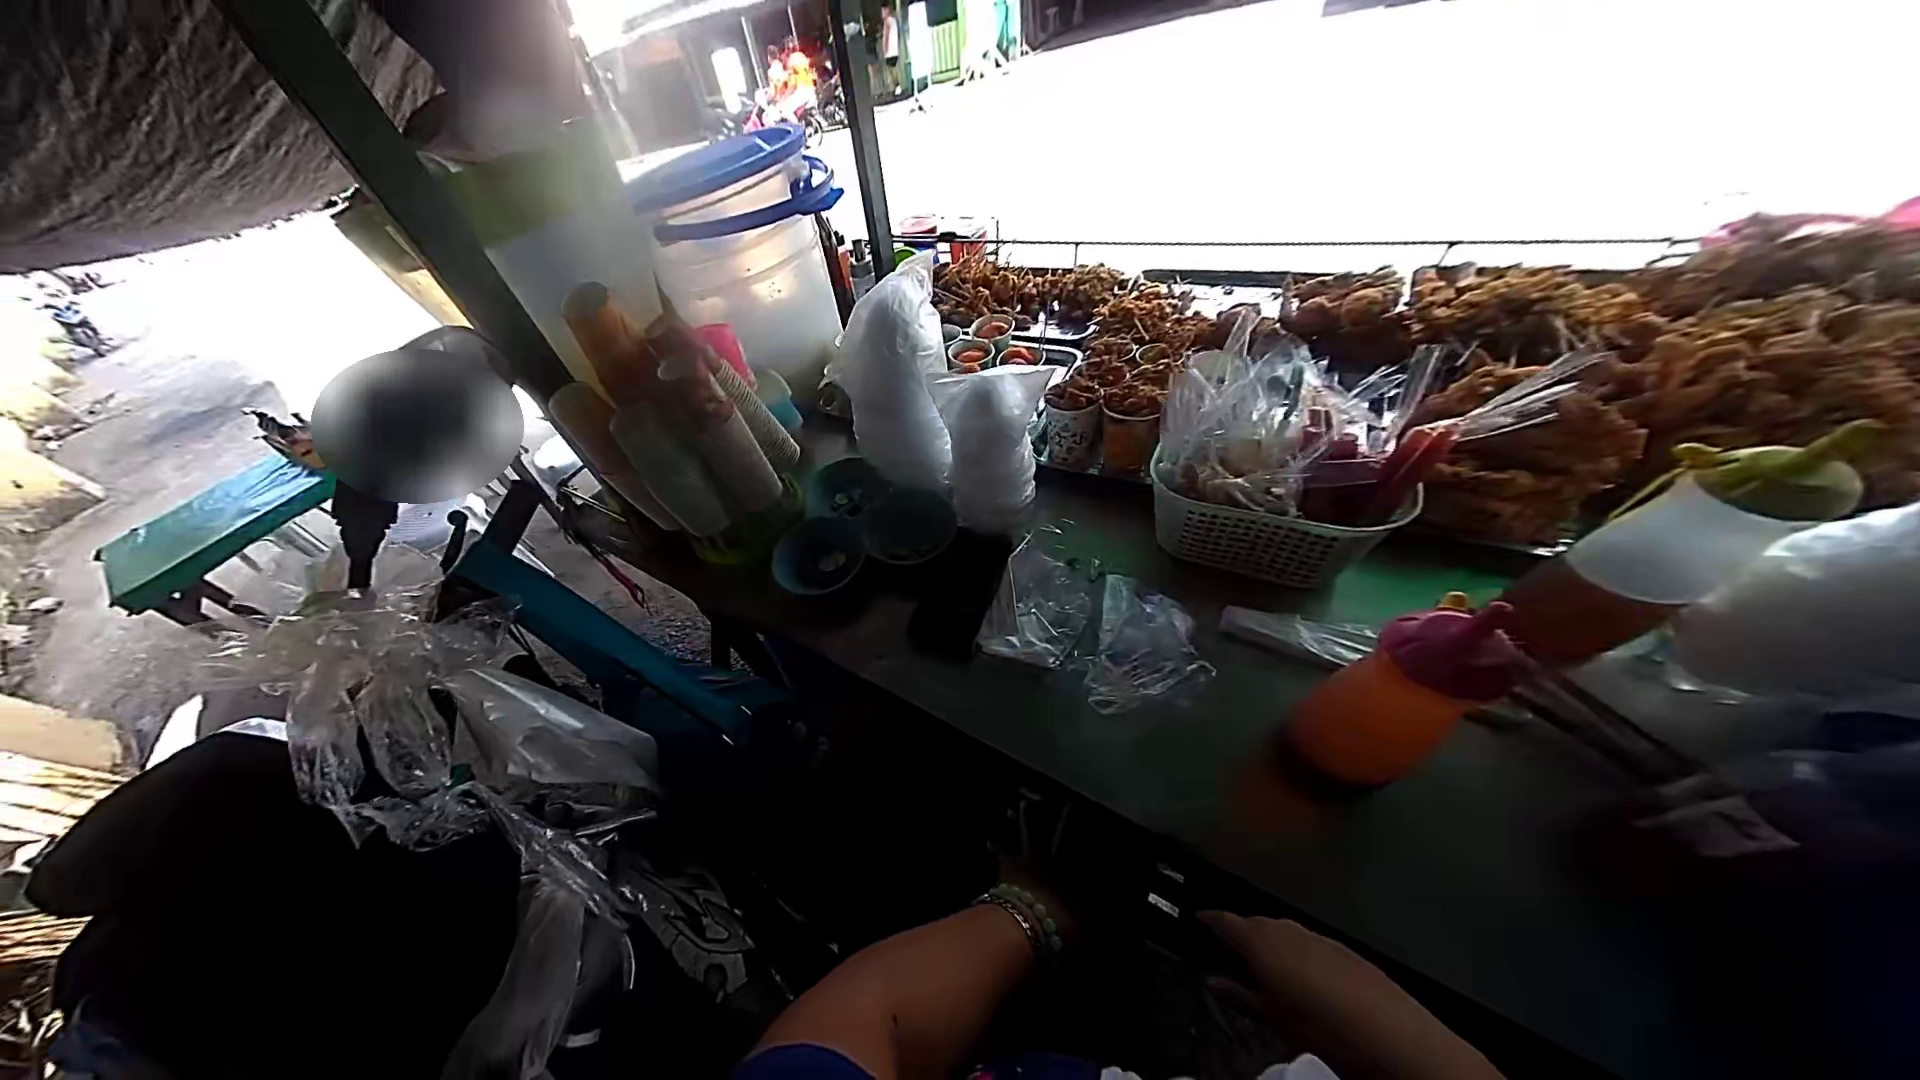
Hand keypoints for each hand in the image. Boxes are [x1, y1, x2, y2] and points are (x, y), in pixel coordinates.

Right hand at [1199, 911, 1503, 1079]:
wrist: (1395, 1040)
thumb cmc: (1325, 1030)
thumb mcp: (1273, 1020)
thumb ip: (1240, 997)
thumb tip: (1215, 982)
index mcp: (1261, 942)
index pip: (1225, 921)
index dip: (1210, 919)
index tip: (1199, 919)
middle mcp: (1287, 930)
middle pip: (1256, 923)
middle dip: (1242, 932)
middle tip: (1232, 949)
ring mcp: (1318, 937)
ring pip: (1285, 932)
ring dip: (1273, 942)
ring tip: (1269, 967)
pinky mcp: (1346, 951)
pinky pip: (1311, 943)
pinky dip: (1301, 953)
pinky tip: (1308, 979)